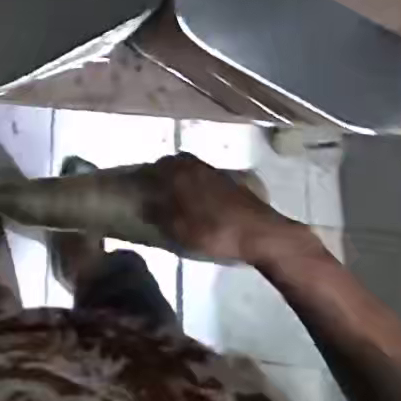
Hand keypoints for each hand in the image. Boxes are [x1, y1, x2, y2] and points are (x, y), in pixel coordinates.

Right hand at [140, 154, 309, 263]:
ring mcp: (216, 171)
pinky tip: (201, 203)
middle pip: (173, 165)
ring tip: (178, 199)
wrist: (261, 235)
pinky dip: (199, 187)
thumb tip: (144, 204)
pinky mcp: (232, 182)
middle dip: (164, 175)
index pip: (154, 167)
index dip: (146, 178)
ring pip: (191, 170)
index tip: (140, 188)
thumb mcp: (180, 229)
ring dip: (182, 180)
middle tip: (157, 192)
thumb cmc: (214, 231)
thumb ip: (160, 215)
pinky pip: (206, 179)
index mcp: (179, 172)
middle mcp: (195, 165)